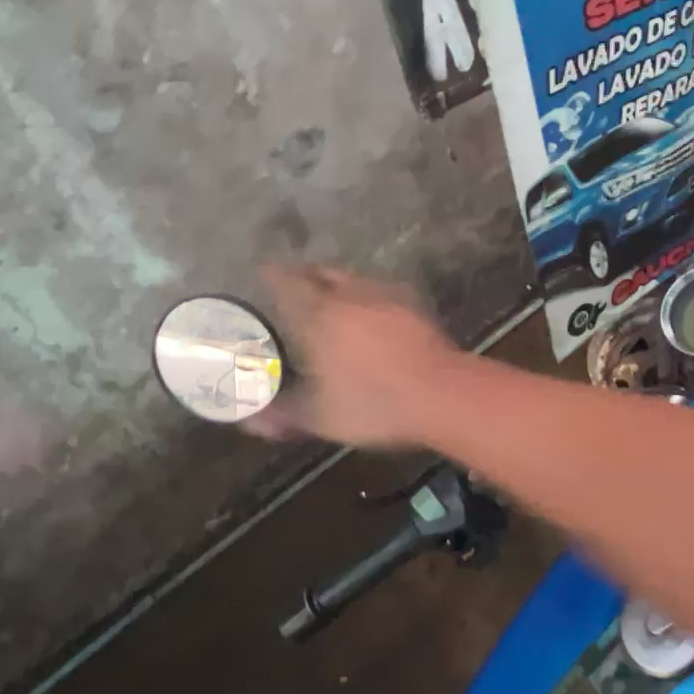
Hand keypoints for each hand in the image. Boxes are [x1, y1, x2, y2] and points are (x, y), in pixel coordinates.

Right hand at [239, 265, 462, 448]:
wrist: (443, 394)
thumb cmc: (375, 404)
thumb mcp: (321, 417)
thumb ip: (284, 415)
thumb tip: (250, 421)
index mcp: (321, 315)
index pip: (288, 283)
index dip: (273, 275)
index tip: (262, 271)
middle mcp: (352, 296)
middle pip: (324, 273)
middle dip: (307, 274)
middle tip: (294, 282)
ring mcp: (389, 297)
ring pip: (356, 278)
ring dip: (339, 282)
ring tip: (330, 295)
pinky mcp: (416, 306)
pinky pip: (383, 289)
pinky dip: (368, 294)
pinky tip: (371, 309)